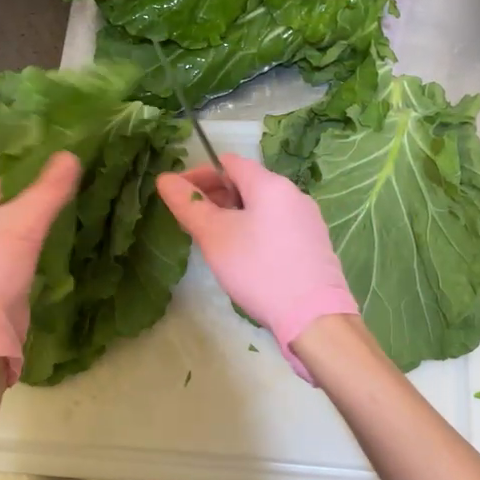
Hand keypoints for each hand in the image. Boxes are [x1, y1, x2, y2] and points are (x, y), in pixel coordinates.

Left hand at [0, 152, 81, 383]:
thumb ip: (50, 187)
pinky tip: (31, 264)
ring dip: (21, 237)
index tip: (45, 203)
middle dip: (23, 215)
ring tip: (42, 242)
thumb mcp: (27, 220)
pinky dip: (16, 258)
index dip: (23, 192)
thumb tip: (71, 155)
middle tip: (47, 220)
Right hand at [156, 154, 357, 383]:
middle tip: (191, 222)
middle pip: (246, 182)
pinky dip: (254, 230)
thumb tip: (165, 179)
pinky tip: (244, 256)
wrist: (314, 316)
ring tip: (214, 241)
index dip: (199, 174)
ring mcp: (307, 219)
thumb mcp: (215, 236)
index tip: (179, 197)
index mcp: (270, 184)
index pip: (228, 162)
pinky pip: (276, 225)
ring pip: (261, 206)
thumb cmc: (258, 269)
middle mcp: (293, 194)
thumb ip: (188, 205)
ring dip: (233, 215)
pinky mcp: (313, 243)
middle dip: (215, 196)